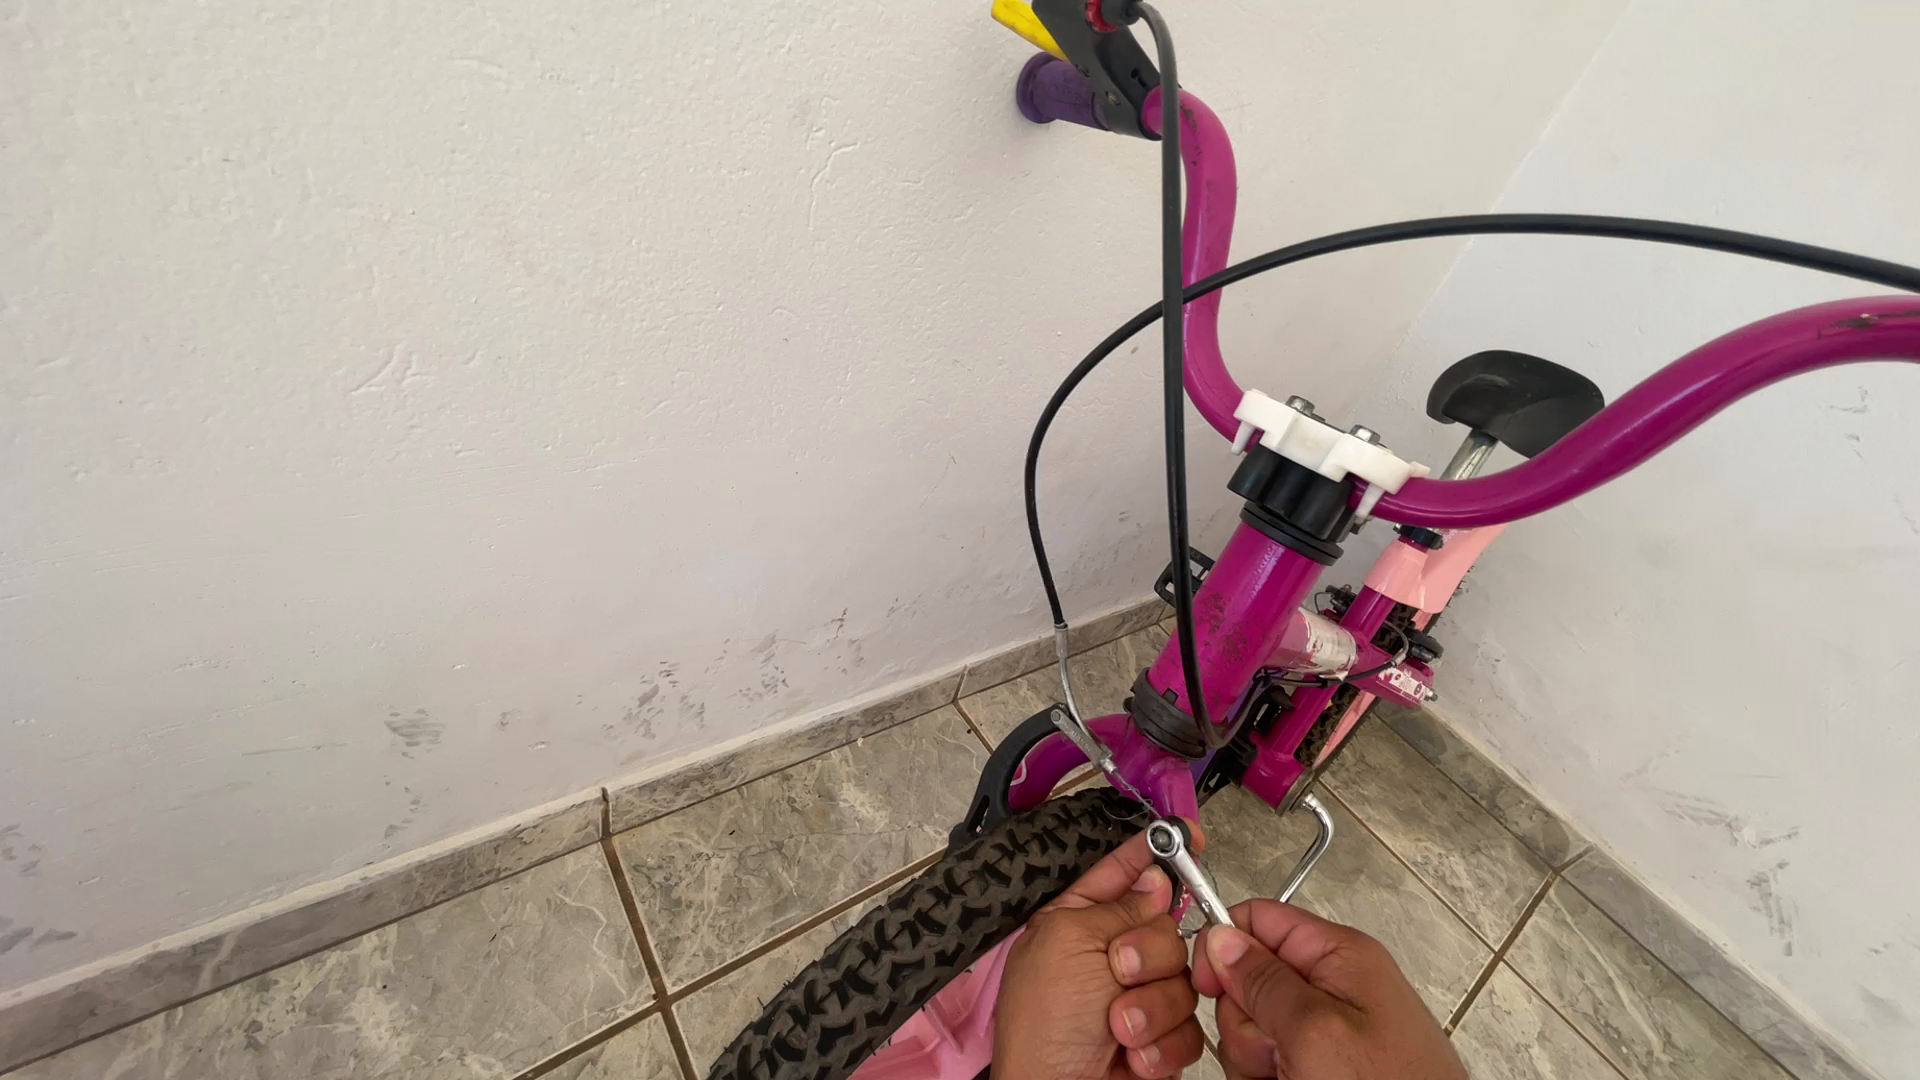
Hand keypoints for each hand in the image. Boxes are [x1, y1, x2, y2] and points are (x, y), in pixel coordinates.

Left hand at [992, 825, 1207, 1079]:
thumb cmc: (1045, 1020)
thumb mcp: (1071, 942)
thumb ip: (1118, 909)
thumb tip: (1156, 880)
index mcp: (1079, 917)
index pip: (1123, 872)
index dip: (1153, 851)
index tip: (1186, 833)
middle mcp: (1110, 951)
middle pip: (1164, 925)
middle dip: (1146, 953)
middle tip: (1118, 972)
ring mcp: (1137, 995)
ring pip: (1182, 976)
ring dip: (1151, 1006)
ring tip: (1117, 1029)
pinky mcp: (1160, 1038)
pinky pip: (1191, 1025)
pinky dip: (1163, 1044)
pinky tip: (1133, 1058)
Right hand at [1191, 899, 1465, 1079]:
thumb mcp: (1315, 1032)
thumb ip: (1262, 980)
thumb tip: (1220, 936)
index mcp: (1338, 955)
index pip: (1257, 918)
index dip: (1223, 944)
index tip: (1206, 984)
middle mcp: (1330, 986)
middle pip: (1248, 977)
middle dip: (1245, 1019)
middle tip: (1275, 1053)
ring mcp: (1325, 1031)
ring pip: (1251, 1023)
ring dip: (1253, 1056)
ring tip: (1287, 1079)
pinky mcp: (1320, 1067)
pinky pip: (1266, 1057)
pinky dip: (1265, 1076)